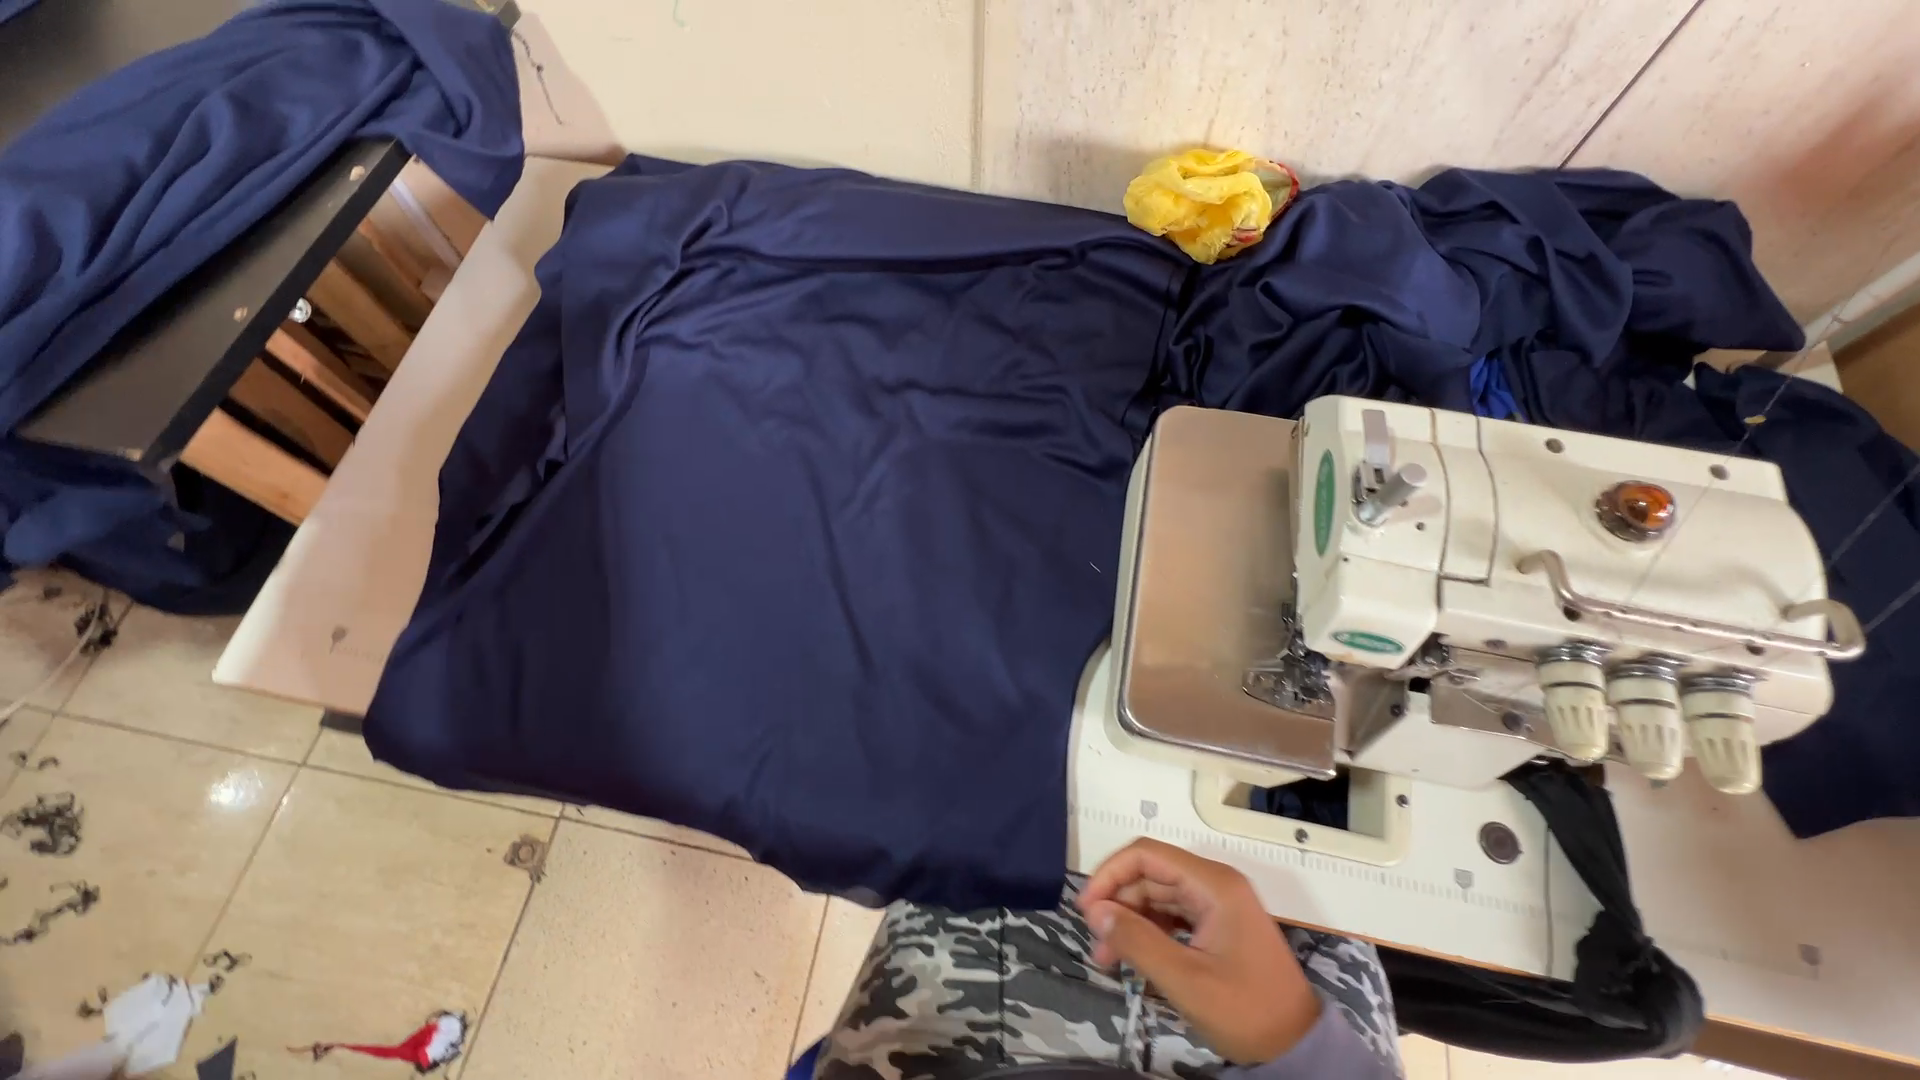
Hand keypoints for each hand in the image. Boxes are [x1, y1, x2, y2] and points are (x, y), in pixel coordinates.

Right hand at [1078, 837, 1320, 1063]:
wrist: (1296, 1048)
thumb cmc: (1245, 1010)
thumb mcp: (1185, 979)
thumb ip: (1137, 941)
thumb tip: (1095, 911)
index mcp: (1213, 884)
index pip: (1147, 855)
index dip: (1110, 874)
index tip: (1086, 909)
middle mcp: (1214, 884)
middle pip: (1150, 874)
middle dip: (1117, 902)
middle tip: (1095, 941)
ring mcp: (1217, 904)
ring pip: (1157, 896)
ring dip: (1129, 920)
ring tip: (1106, 957)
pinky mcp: (1216, 925)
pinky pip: (1171, 916)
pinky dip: (1148, 932)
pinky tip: (1130, 957)